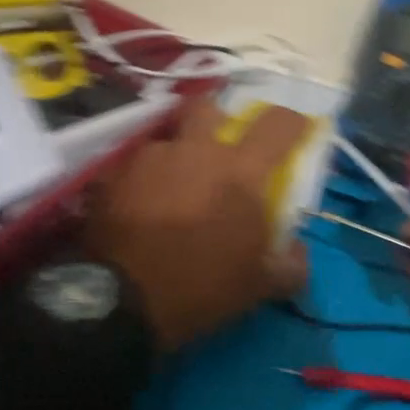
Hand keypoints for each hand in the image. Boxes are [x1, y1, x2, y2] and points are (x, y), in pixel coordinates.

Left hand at [87, 101, 310, 350]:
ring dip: (175, 155)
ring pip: (167, 138)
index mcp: (240, 172)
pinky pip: (134, 164)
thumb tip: (296, 250)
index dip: (293, 122)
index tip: (297, 130)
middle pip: (209, 108)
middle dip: (217, 120)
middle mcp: (196, 150)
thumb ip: (289, 263)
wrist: (120, 302)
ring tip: (171, 187)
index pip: (278, 124)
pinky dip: (142, 178)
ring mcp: (149, 157)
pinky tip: (138, 205)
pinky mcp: (113, 173)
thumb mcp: (258, 287)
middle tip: (218, 150)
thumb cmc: (199, 289)